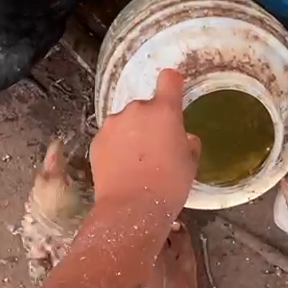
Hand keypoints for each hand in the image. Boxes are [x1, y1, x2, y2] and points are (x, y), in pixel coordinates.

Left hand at [90, 68, 199, 225]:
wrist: (132, 209)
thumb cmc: (169, 185)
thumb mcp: (190, 162)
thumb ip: (187, 142)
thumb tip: (181, 138)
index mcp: (164, 111)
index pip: (169, 79)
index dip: (172, 83)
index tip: (173, 90)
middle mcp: (137, 110)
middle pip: (147, 107)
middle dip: (151, 122)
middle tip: (157, 148)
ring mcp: (113, 124)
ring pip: (127, 122)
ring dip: (132, 134)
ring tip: (138, 162)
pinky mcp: (97, 140)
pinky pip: (112, 137)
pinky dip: (117, 147)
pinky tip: (123, 168)